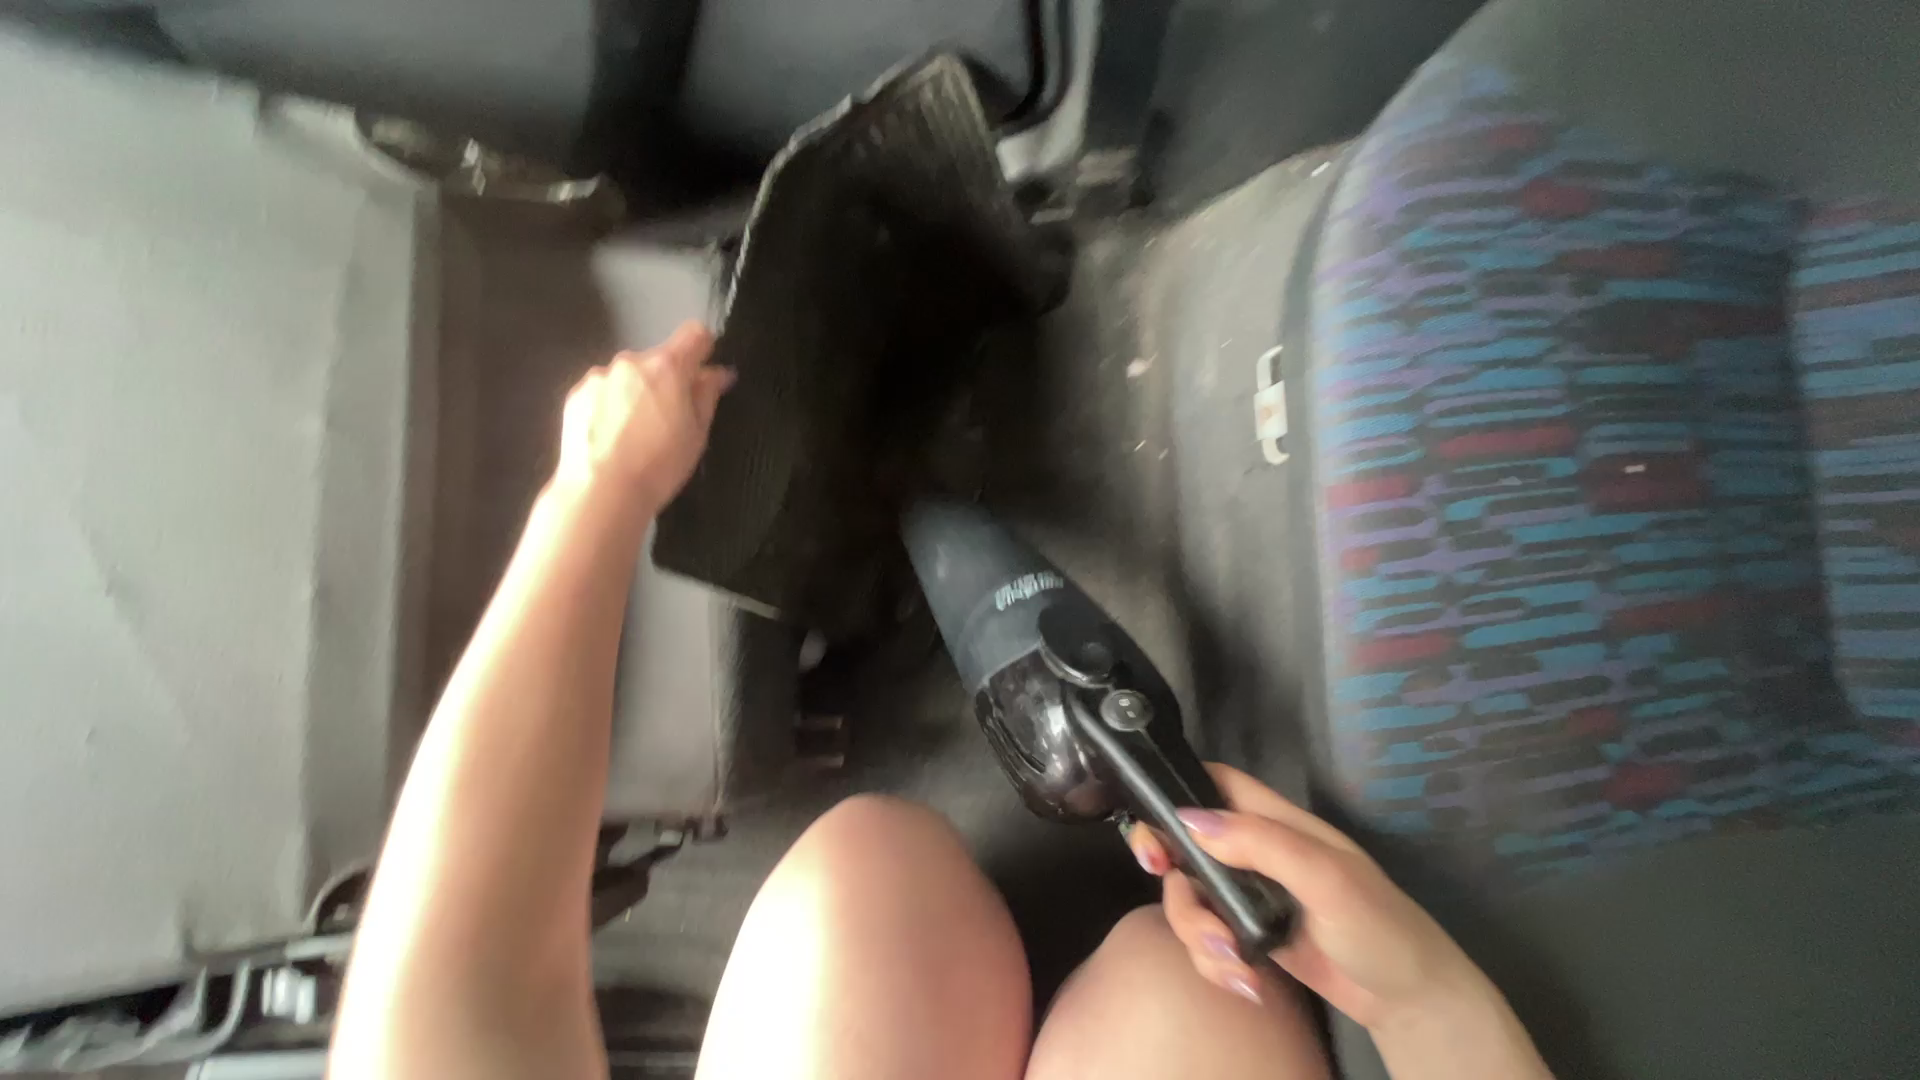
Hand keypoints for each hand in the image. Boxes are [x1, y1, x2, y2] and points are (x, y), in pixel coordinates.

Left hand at [556, 322, 734, 513]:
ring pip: (629, 376)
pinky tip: (613, 438)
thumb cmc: (660, 465)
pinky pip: (604, 392)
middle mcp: (630, 362)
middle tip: (672, 419)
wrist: (600, 491)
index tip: (706, 374)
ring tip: (638, 434)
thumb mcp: (697, 433)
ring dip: (638, 393)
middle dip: (668, 380)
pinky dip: (612, 406)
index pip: (695, 334)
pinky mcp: (575, 396)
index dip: (705, 349)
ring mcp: (599, 377)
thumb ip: (708, 395)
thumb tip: (718, 372)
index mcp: (667, 367)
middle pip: (659, 360)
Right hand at [1129, 765, 1499, 1031]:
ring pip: (1189, 895)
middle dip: (1166, 862)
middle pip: (1184, 841)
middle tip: (1160, 876)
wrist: (1412, 1004)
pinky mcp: (1247, 937)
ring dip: (1196, 928)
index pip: (1214, 783)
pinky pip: (1207, 939)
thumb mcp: (1327, 878)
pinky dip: (1214, 961)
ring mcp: (1248, 896)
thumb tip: (1189, 820)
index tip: (1153, 819)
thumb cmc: (1380, 927)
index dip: (1177, 789)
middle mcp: (1253, 852)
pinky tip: (1246, 982)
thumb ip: (1262, 845)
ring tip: (1232, 961)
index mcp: (1274, 822)